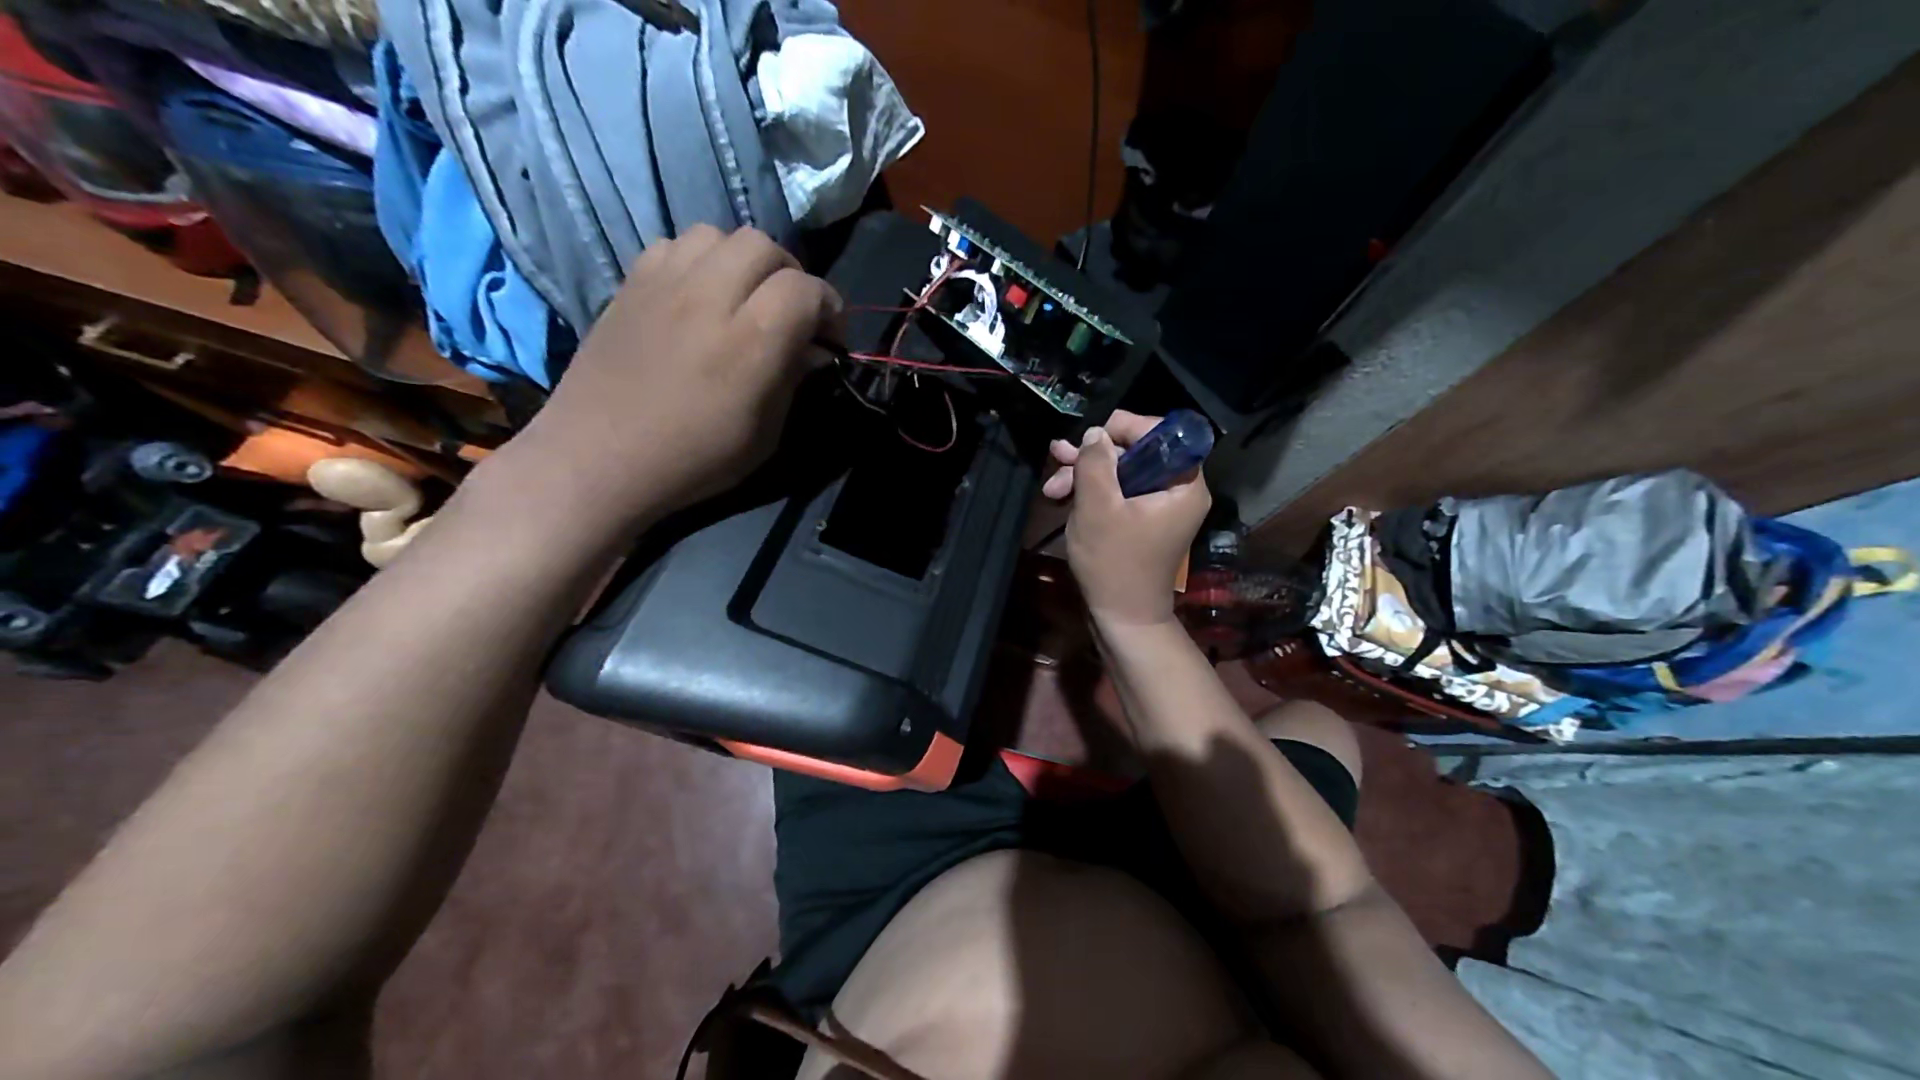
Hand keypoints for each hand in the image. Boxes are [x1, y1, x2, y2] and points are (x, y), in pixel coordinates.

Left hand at [506, 225, 840, 530]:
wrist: (599, 459)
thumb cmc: (693, 459)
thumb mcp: (764, 435)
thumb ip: (793, 380)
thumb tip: (812, 349)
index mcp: (752, 340)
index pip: (806, 289)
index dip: (829, 307)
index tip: (830, 337)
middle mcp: (710, 296)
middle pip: (764, 246)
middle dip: (789, 275)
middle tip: (788, 311)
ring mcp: (664, 283)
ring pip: (718, 234)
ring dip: (742, 260)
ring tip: (741, 296)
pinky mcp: (631, 284)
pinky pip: (674, 245)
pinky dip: (698, 260)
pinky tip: (697, 295)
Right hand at [1043, 411, 1210, 626]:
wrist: (1121, 617)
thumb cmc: (1114, 562)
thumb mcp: (1098, 507)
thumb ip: (1095, 463)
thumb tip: (1095, 434)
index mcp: (1183, 484)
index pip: (1165, 434)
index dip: (1127, 428)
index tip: (1094, 438)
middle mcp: (1178, 491)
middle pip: (1137, 452)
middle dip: (1094, 457)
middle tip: (1059, 461)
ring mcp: (1159, 507)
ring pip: (1122, 472)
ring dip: (1085, 475)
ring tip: (1052, 488)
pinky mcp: (1141, 520)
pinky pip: (1119, 493)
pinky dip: (1092, 492)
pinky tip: (1061, 497)